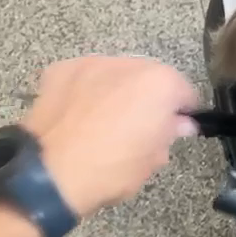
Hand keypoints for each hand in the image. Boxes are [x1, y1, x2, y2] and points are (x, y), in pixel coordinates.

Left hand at [21, 56, 199, 215]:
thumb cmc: (110, 170)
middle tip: (137, 129)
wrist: (50, 173)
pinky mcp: (62, 69)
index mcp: (160, 84)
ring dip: (116, 91)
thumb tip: (178, 124)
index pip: (185, 92)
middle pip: (149, 78)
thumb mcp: (152, 160)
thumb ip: (169, 134)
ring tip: (103, 122)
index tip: (173, 130)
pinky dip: (86, 91)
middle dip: (147, 98)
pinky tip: (78, 116)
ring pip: (115, 74)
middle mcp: (129, 64)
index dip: (182, 114)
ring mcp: (92, 63)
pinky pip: (84, 77)